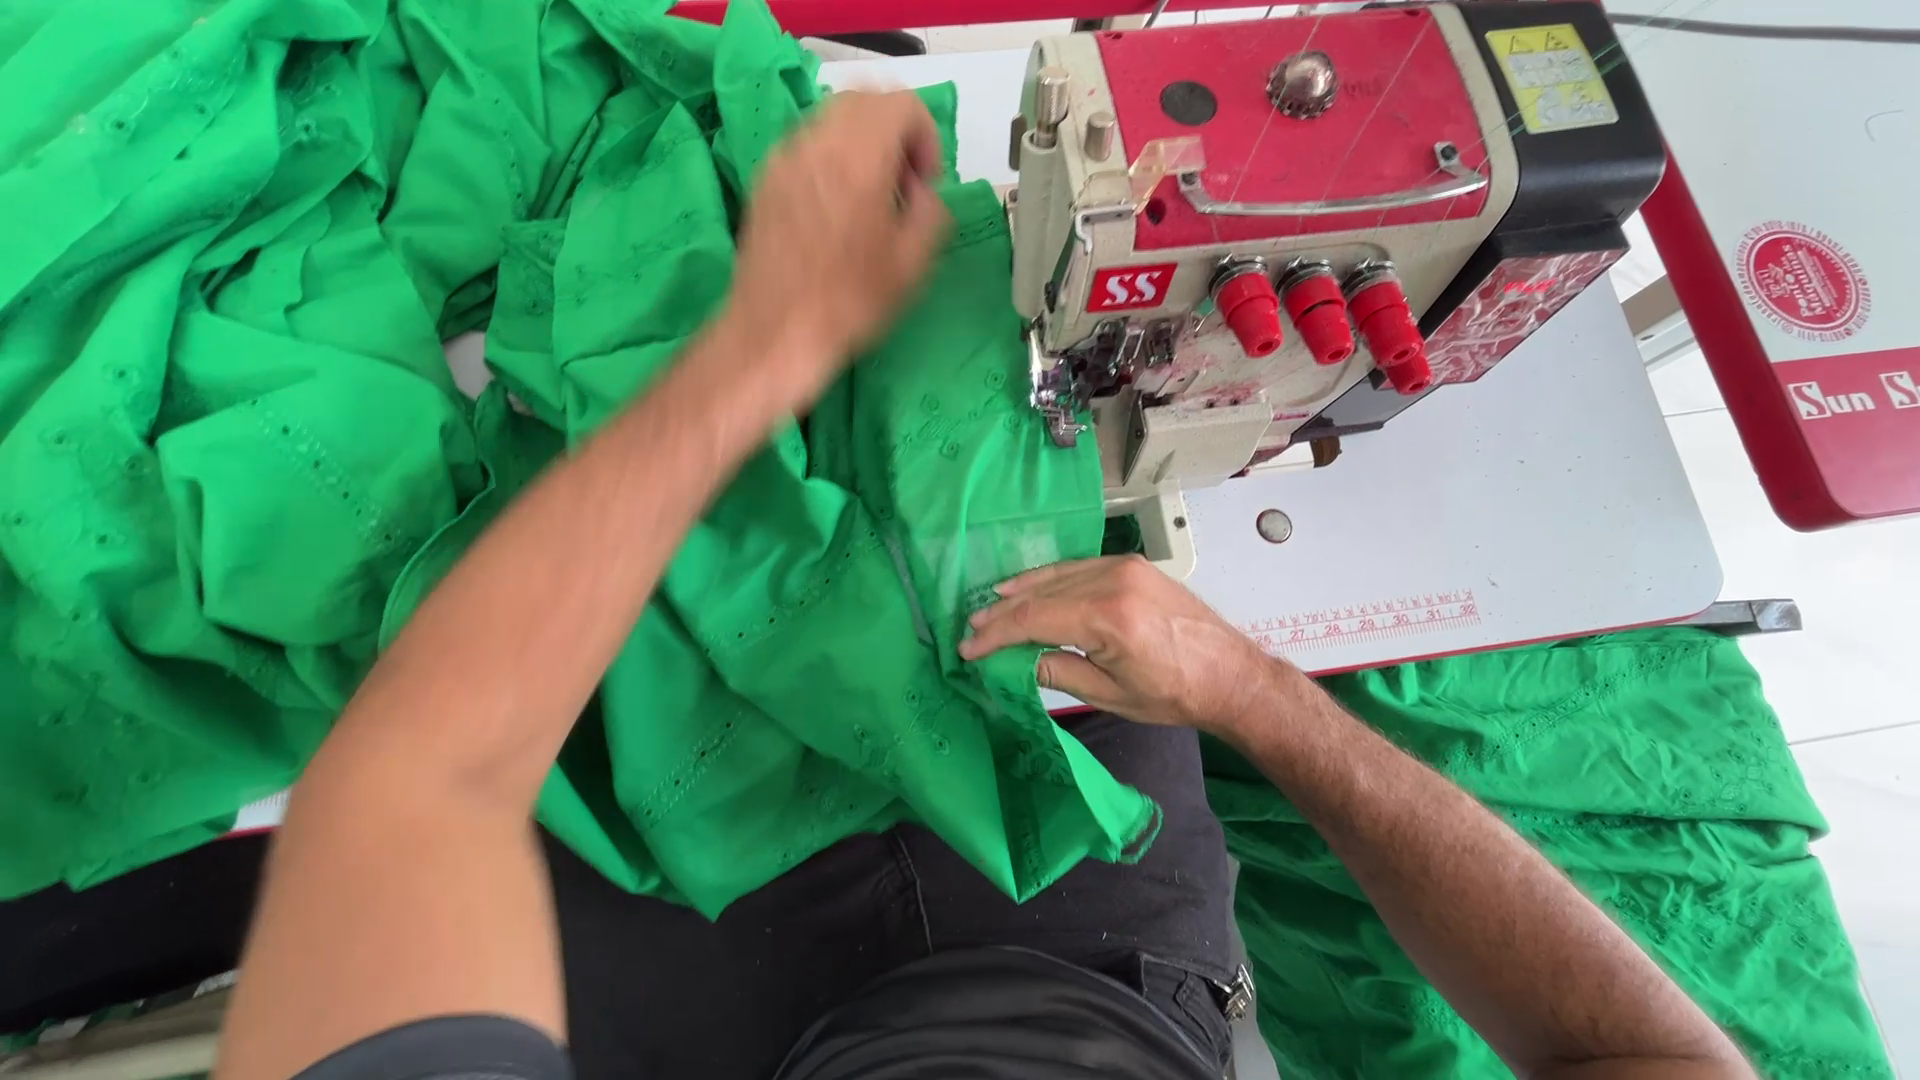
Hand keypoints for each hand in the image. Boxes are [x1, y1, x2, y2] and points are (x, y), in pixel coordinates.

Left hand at [723, 89, 951, 409]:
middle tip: (903, 188)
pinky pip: (807, 150)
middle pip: (865, 102)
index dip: (926, 138)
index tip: (926, 185)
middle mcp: (817, 141)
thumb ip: (932, 212)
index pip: (902, 104)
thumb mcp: (913, 264)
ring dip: (862, 149)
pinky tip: (836, 215)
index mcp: (859, 154)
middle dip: (894, 136)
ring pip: (832, 123)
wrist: (775, 332)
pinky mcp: (765, 181)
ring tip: (870, 203)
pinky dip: (832, 164)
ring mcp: (784, 158)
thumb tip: (923, 194)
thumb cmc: (849, 302)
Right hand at [958, 555, 1290, 734]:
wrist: (1229, 675)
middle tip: (971, 629)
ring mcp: (1124, 567)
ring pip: (1056, 575)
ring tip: (989, 604)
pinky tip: (1028, 585)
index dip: (996, 635)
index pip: (1034, 620)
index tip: (969, 649)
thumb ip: (1056, 671)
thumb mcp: (1109, 695)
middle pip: (1040, 594)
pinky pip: (1077, 568)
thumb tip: (1013, 661)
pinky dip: (1049, 578)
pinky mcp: (1131, 564)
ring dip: (1020, 591)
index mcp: (1108, 617)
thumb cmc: (1172, 694)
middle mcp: (1113, 581)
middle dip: (1002, 613)